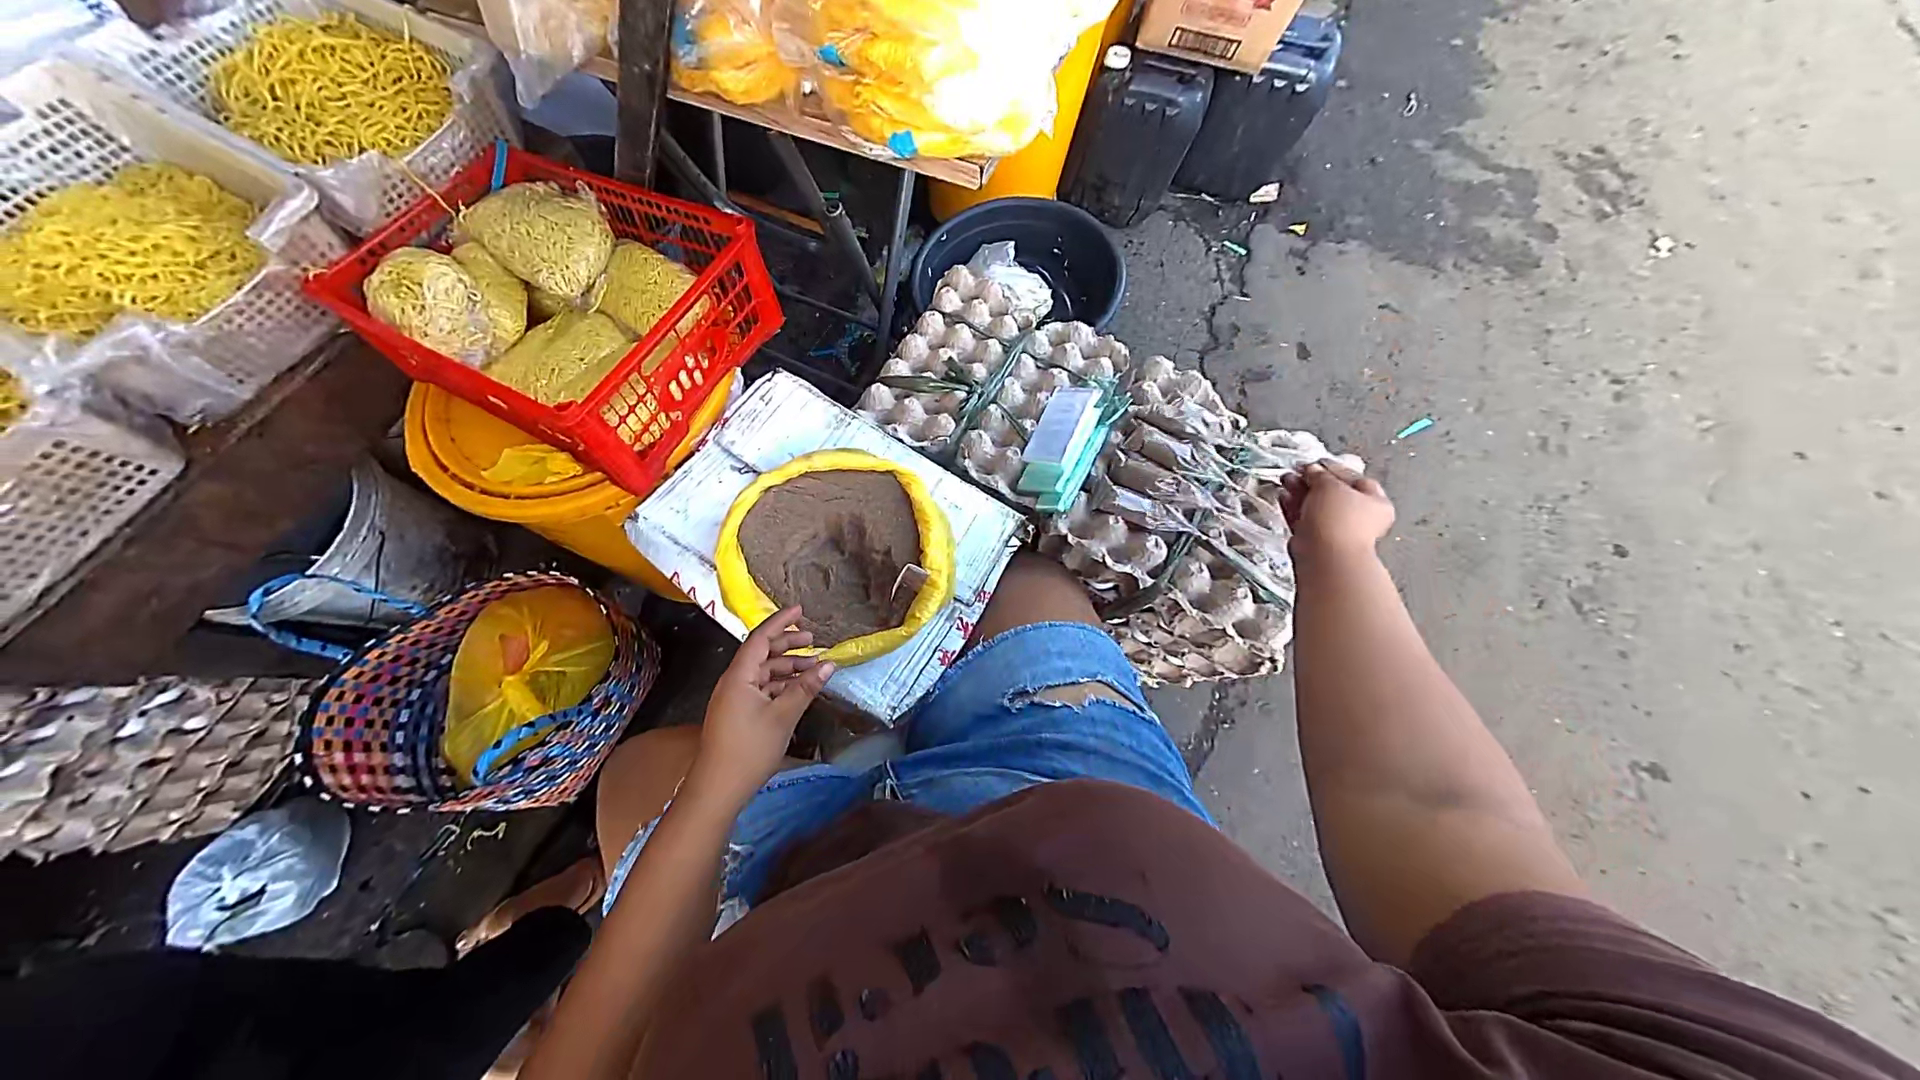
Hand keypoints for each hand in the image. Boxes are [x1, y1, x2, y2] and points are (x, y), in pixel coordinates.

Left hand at [689, 605, 834, 806]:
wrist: (718, 789)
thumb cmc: (749, 749)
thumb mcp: (783, 716)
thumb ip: (806, 687)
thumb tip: (829, 664)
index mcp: (739, 676)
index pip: (761, 638)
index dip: (781, 622)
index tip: (800, 609)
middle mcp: (733, 682)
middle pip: (762, 653)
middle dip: (787, 644)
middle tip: (813, 640)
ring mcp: (733, 698)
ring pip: (763, 672)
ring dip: (787, 667)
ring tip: (812, 668)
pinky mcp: (737, 713)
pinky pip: (761, 688)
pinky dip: (780, 684)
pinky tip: (798, 690)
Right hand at [1279, 459, 1394, 559]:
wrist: (1325, 554)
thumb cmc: (1338, 521)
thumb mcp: (1330, 485)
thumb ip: (1319, 474)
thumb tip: (1311, 470)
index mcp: (1375, 502)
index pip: (1354, 478)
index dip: (1333, 468)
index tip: (1315, 462)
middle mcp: (1358, 517)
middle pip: (1332, 492)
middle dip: (1312, 480)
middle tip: (1297, 471)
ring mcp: (1336, 530)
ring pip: (1315, 505)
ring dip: (1300, 492)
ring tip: (1286, 480)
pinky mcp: (1315, 540)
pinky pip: (1304, 519)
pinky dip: (1294, 507)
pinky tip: (1284, 497)